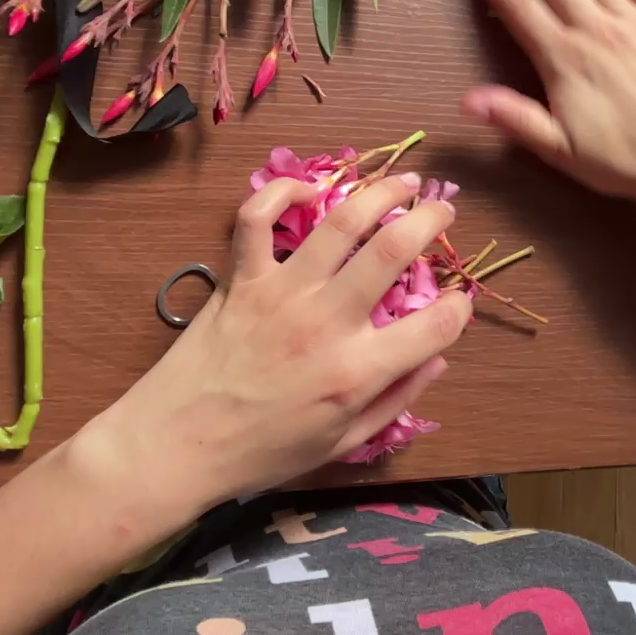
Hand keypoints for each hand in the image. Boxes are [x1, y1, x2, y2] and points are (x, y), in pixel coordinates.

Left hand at [69, 173, 470, 520]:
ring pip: (340, 223)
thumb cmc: (262, 452)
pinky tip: (311, 189)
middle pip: (392, 251)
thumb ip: (396, 400)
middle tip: (443, 210)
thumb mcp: (341, 444)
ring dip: (380, 193)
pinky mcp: (241, 278)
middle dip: (430, 221)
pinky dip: (283, 193)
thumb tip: (437, 359)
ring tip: (403, 182)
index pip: (434, 327)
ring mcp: (281, 293)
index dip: (460, 307)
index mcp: (356, 372)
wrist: (175, 448)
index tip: (460, 298)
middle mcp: (325, 323)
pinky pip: (257, 219)